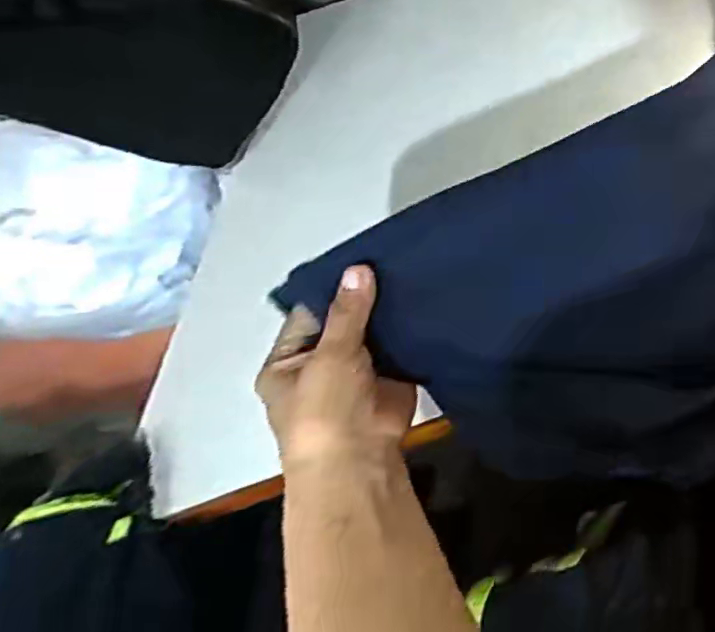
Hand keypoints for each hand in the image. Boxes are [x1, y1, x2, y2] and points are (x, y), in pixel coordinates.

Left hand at [256, 264, 416, 472]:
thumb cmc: (326, 409)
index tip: (363, 257)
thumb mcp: (331, 355)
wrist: (360, 458)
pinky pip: (399, 343)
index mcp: (287, 362)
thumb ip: (348, 311)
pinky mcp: (389, 373)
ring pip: (373, 330)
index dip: (335, 287)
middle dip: (367, 296)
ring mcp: (356, 369)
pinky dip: (410, 327)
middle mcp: (319, 363)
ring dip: (390, 311)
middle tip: (396, 258)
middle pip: (345, 320)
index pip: (310, 313)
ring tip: (415, 271)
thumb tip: (358, 268)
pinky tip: (426, 298)